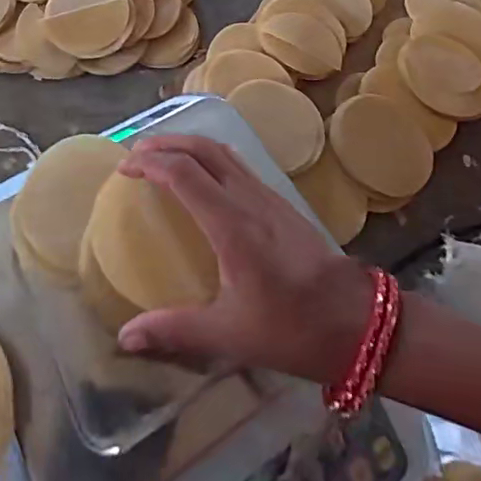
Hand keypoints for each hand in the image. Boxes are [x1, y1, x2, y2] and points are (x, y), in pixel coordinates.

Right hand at [114, 134, 371, 385]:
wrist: (356, 320)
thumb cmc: (291, 328)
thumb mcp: (229, 334)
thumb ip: (175, 331)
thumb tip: (125, 337)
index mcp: (231, 225)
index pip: (183, 174)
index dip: (150, 163)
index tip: (124, 168)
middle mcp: (248, 199)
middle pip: (202, 150)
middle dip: (166, 143)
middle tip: (135, 153)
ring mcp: (268, 195)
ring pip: (222, 151)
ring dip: (188, 145)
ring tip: (162, 155)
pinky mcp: (280, 201)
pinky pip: (237, 164)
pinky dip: (210, 156)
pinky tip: (203, 176)